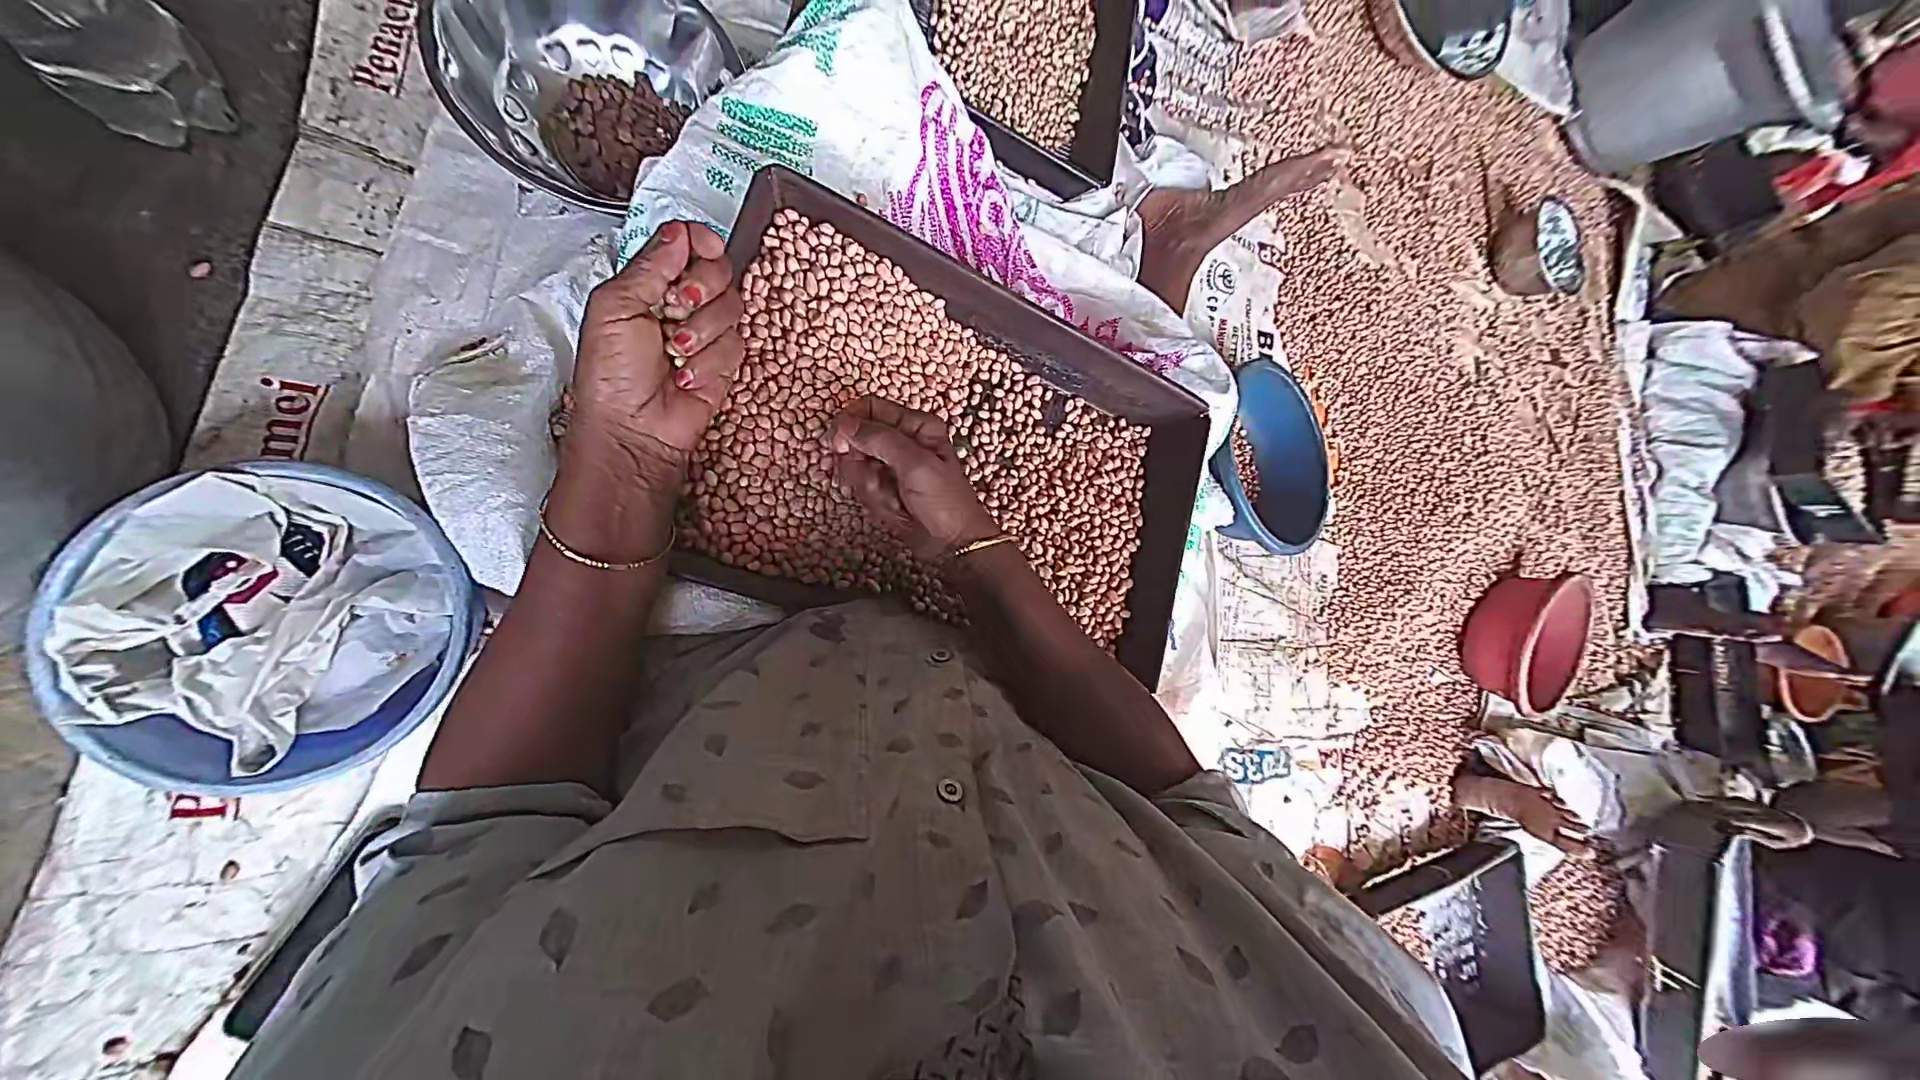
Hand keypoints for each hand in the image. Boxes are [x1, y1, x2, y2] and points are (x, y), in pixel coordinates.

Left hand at [568, 221, 745, 490]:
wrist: (634, 427)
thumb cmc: (612, 375)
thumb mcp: (615, 306)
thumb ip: (650, 265)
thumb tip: (680, 232)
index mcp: (650, 283)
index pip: (688, 244)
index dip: (699, 241)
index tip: (700, 246)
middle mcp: (681, 305)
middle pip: (718, 270)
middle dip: (700, 287)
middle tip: (675, 306)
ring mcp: (706, 333)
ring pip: (731, 307)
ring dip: (700, 331)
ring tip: (674, 352)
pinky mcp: (725, 362)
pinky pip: (736, 344)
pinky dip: (709, 362)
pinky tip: (686, 376)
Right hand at [826, 396, 1000, 561]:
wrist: (953, 544)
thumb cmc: (945, 501)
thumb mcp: (916, 464)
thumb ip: (879, 440)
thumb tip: (845, 423)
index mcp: (917, 425)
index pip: (870, 408)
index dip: (850, 424)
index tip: (840, 444)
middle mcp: (903, 441)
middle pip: (857, 438)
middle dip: (861, 464)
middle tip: (876, 481)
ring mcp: (892, 465)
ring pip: (856, 465)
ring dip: (868, 486)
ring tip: (892, 499)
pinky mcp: (884, 487)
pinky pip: (862, 486)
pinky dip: (873, 499)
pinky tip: (893, 508)